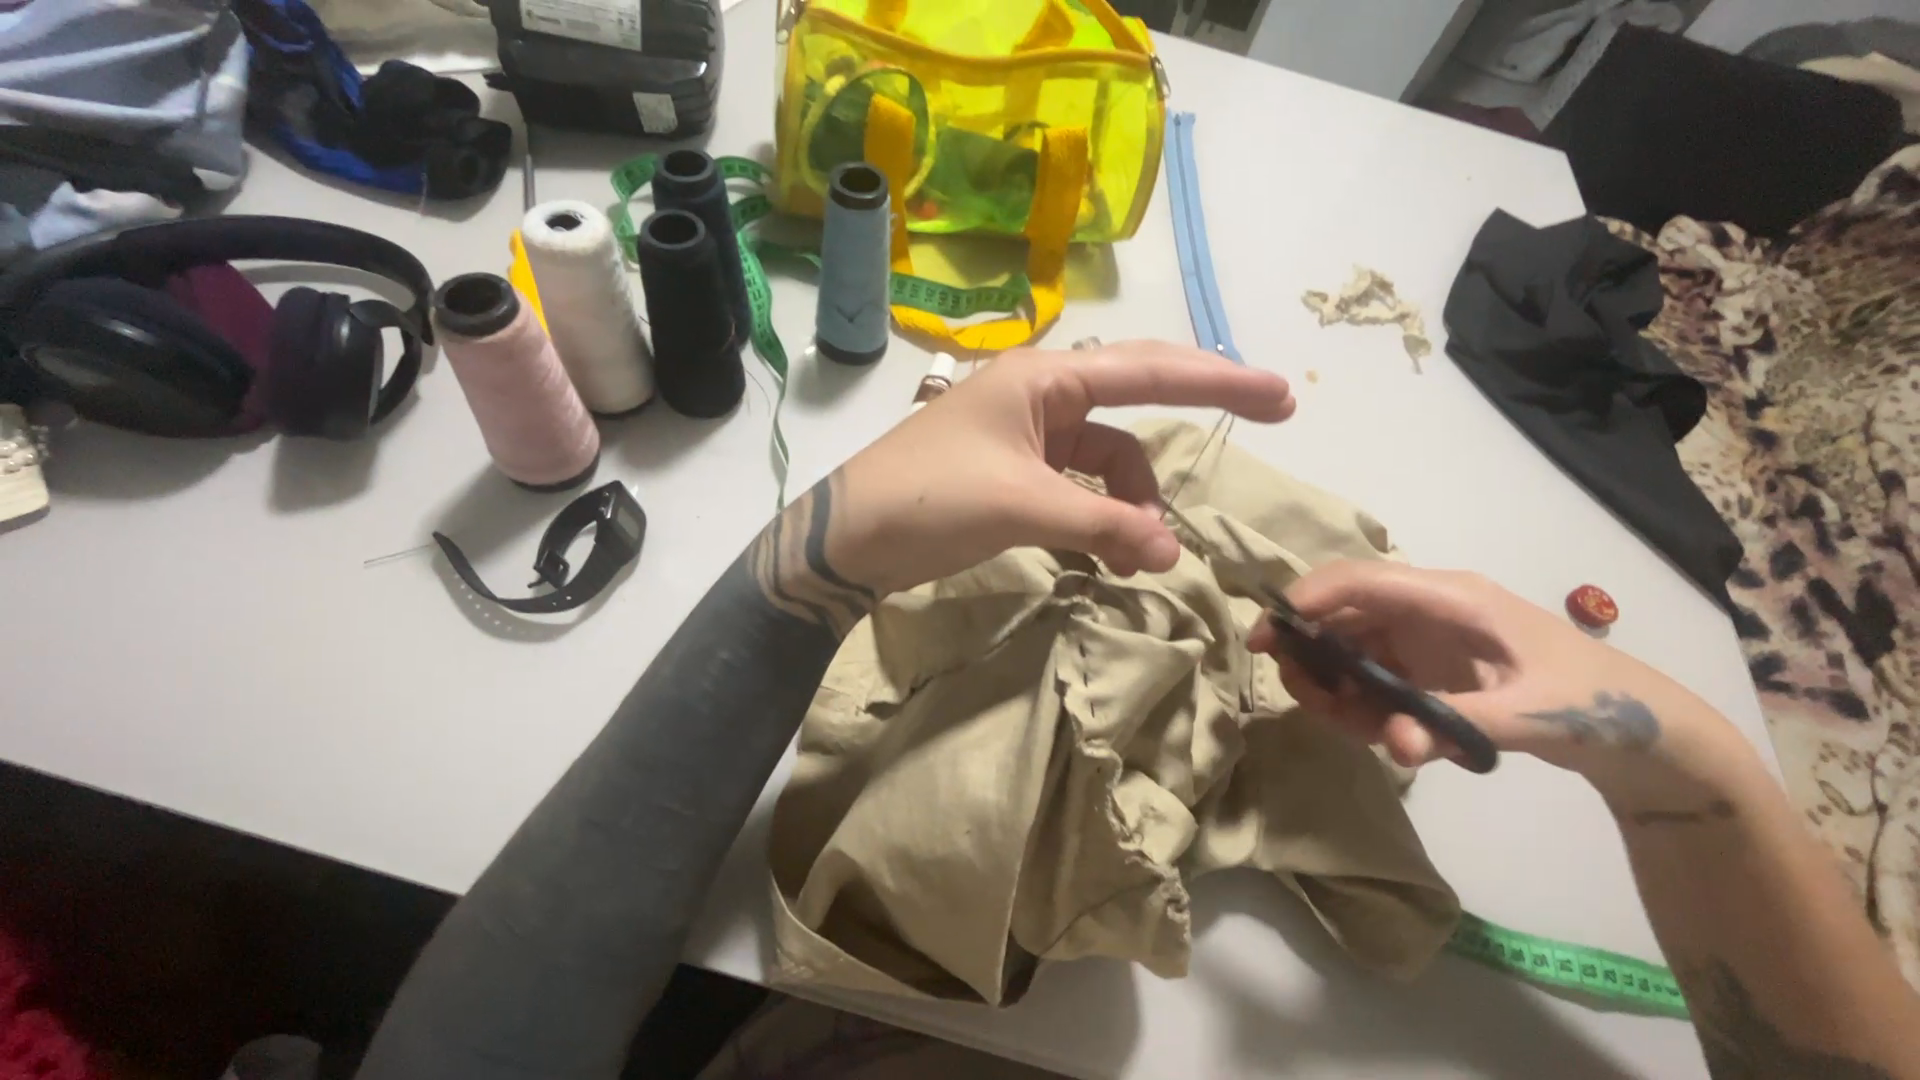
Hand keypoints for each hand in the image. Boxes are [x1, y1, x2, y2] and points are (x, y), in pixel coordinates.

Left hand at [827, 341, 1294, 594]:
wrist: (849, 538)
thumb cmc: (929, 499)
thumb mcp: (1022, 506)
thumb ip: (1103, 524)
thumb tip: (1172, 552)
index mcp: (1043, 379)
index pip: (1148, 370)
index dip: (1220, 380)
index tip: (1282, 393)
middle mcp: (1041, 397)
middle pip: (1137, 400)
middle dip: (1196, 415)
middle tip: (1272, 417)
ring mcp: (1028, 437)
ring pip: (1108, 461)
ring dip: (1133, 504)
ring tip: (1144, 554)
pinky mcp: (1016, 476)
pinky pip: (1079, 490)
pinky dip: (1101, 519)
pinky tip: (1111, 556)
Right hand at [1249, 561, 1739, 788]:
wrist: (1634, 726)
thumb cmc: (1590, 703)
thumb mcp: (1532, 714)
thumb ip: (1456, 726)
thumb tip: (1393, 742)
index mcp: (1450, 598)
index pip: (1359, 580)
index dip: (1305, 599)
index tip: (1268, 637)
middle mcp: (1423, 611)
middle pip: (1338, 616)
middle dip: (1309, 654)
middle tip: (1304, 699)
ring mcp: (1419, 640)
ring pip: (1345, 651)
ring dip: (1333, 688)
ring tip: (1355, 729)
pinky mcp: (1420, 668)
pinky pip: (1367, 679)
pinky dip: (1359, 707)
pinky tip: (1387, 737)